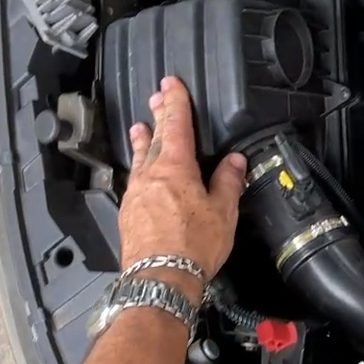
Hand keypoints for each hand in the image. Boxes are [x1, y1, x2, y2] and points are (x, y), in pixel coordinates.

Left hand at [120, 77, 246, 293]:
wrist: (160, 278)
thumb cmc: (193, 246)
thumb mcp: (223, 212)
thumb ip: (228, 182)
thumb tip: (235, 161)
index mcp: (176, 169)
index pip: (176, 126)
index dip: (176, 103)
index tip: (171, 84)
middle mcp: (150, 176)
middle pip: (154, 138)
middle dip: (158, 116)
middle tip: (157, 97)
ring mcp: (136, 194)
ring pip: (139, 159)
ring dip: (141, 141)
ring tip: (139, 128)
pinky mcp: (129, 214)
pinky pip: (134, 181)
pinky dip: (138, 169)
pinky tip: (139, 174)